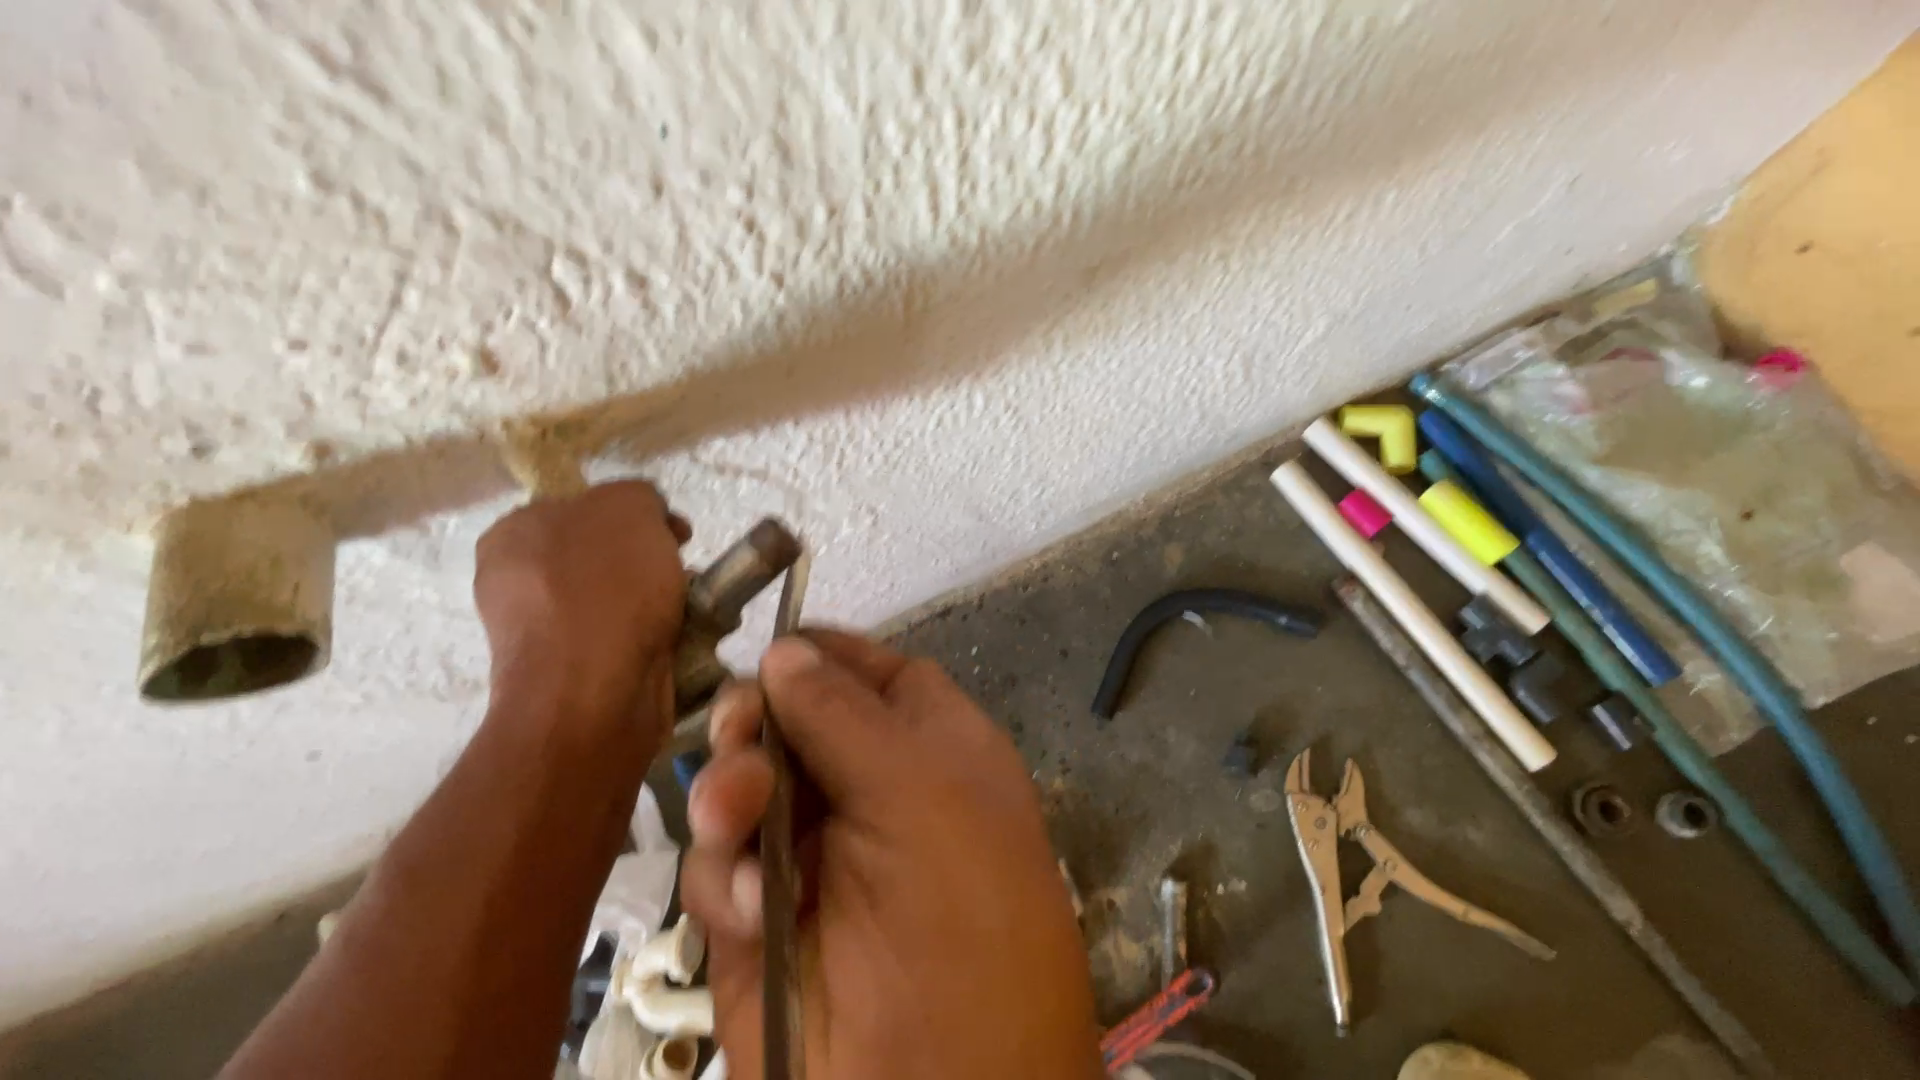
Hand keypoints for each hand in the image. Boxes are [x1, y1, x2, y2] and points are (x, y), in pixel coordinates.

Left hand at [473, 480, 690, 734]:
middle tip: (684, 573)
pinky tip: (677, 644)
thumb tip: (646, 518)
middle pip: (602, 556)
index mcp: (515, 531)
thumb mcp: (630, 508)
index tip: (677, 535)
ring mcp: (539, 632)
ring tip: (690, 614)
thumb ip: (636, 497)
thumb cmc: (607, 590)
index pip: (585, 507)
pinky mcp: (567, 676)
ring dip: (657, 603)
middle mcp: (517, 579)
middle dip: (650, 562)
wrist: (592, 696)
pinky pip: (619, 642)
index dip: (637, 515)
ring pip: (615, 601)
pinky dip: (650, 641)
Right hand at [681, 630, 1102, 1079]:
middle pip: (794, 724)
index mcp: (935, 755)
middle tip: (740, 729)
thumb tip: (785, 648)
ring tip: (737, 819)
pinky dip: (728, 881)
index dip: (825, 656)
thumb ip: (846, 716)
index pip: (876, 678)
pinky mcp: (761, 921)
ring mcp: (814, 859)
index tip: (771, 644)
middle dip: (758, 719)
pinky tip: (760, 915)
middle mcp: (875, 797)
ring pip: (744, 788)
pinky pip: (719, 870)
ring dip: (731, 794)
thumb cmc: (961, 915)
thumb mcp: (923, 795)